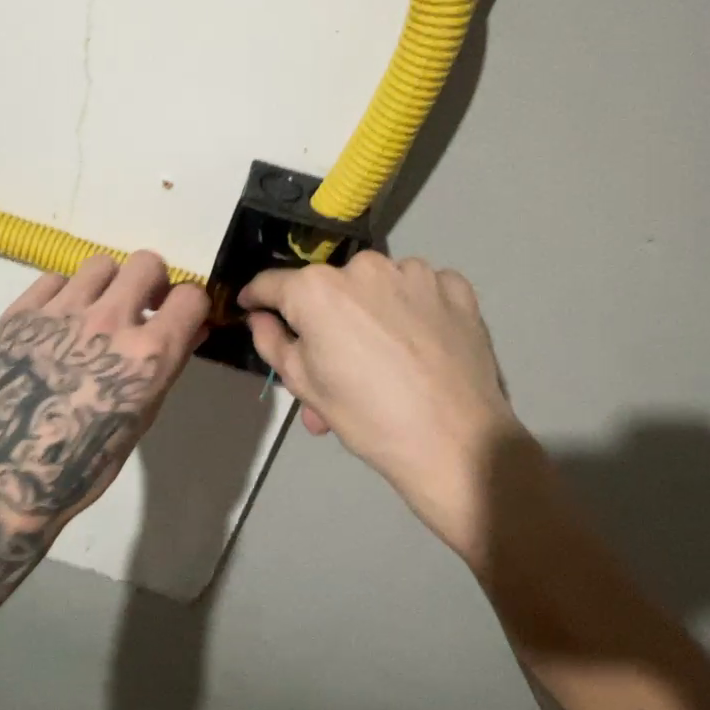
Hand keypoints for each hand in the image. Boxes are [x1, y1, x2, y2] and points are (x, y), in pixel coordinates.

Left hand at [0, 251, 209, 542]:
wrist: (8, 476)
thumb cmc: (86, 461)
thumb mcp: (143, 416)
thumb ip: (167, 364)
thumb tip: (189, 327)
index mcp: (148, 355)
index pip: (190, 296)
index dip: (188, 305)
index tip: (177, 316)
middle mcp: (108, 322)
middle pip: (147, 263)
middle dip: (151, 283)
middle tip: (139, 307)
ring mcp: (60, 312)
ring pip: (100, 264)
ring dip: (107, 284)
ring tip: (94, 313)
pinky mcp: (19, 312)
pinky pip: (54, 279)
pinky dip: (63, 295)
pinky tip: (56, 324)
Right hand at [239, 251, 525, 560]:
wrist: (456, 442)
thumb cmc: (367, 418)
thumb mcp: (304, 386)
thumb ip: (272, 342)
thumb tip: (261, 316)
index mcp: (317, 290)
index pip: (272, 284)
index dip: (257, 298)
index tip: (252, 307)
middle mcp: (364, 267)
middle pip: (329, 287)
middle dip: (324, 320)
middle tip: (332, 367)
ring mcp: (415, 273)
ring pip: (376, 287)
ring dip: (370, 314)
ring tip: (382, 362)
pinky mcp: (456, 287)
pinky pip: (420, 291)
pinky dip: (413, 311)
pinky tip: (419, 346)